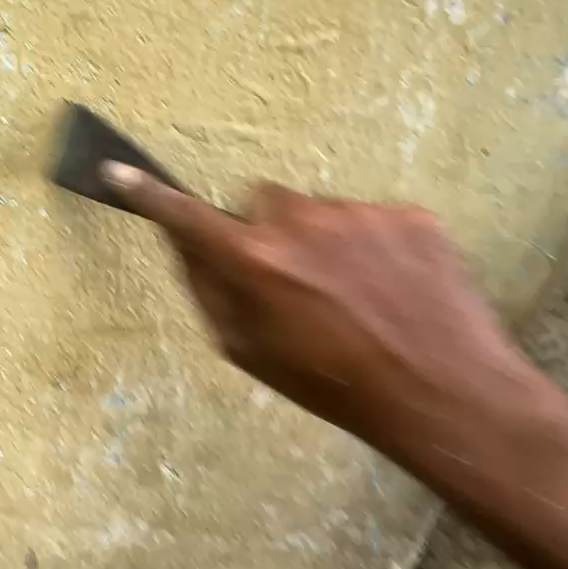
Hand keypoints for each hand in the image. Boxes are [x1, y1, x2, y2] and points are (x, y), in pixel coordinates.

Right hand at [101, 164, 543, 448]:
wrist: (452, 398)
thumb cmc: (333, 384)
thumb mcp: (248, 350)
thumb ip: (206, 288)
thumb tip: (182, 242)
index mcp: (254, 260)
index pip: (184, 214)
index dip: (145, 192)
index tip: (115, 170)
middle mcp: (299, 223)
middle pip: (260, 202)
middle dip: (266, 229)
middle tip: (294, 278)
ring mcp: (360, 214)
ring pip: (317, 210)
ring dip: (321, 239)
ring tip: (356, 292)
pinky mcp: (411, 215)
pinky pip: (370, 217)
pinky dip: (373, 244)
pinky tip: (394, 286)